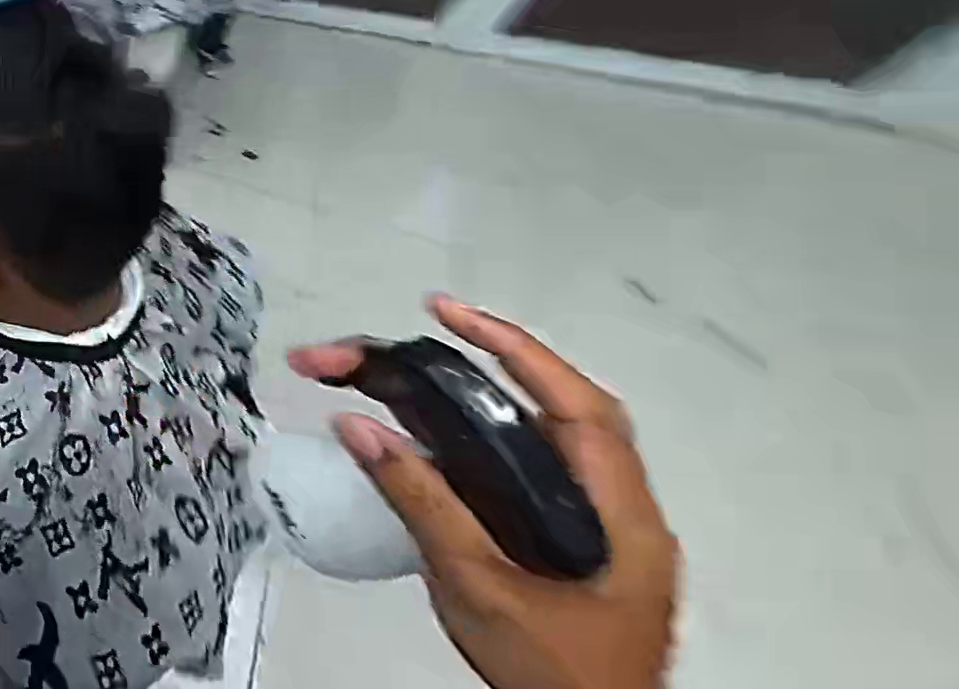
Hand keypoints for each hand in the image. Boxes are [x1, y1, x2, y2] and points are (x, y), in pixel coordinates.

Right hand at [287, 295, 678, 688]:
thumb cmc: (552, 673)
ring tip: (367, 372)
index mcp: (610, 512)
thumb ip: (418, 501)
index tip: (443, 312)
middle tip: (374, 347)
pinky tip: (402, 422)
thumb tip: (352, 425)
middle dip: (451, 361)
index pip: (575, 404)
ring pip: (503, 429)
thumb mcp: (477, 585)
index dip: (513, 347)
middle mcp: (597, 500)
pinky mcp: (540, 527)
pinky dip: (444, 428)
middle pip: (528, 405)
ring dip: (437, 393)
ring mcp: (568, 514)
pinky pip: (488, 457)